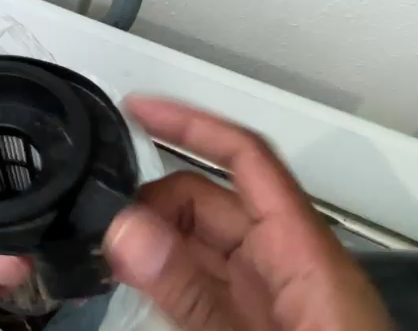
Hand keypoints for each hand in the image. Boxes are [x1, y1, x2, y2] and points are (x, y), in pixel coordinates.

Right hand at [106, 98, 393, 330]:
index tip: (137, 108)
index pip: (247, 160)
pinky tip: (140, 289)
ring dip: (158, 240)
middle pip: (215, 201)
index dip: (192, 123)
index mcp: (310, 259)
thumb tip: (127, 227)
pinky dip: (171, 278)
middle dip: (157, 200)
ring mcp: (280, 305)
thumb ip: (194, 296)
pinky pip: (210, 286)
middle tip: (107, 221)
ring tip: (113, 257)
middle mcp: (295, 270)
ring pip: (207, 245)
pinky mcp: (266, 330)